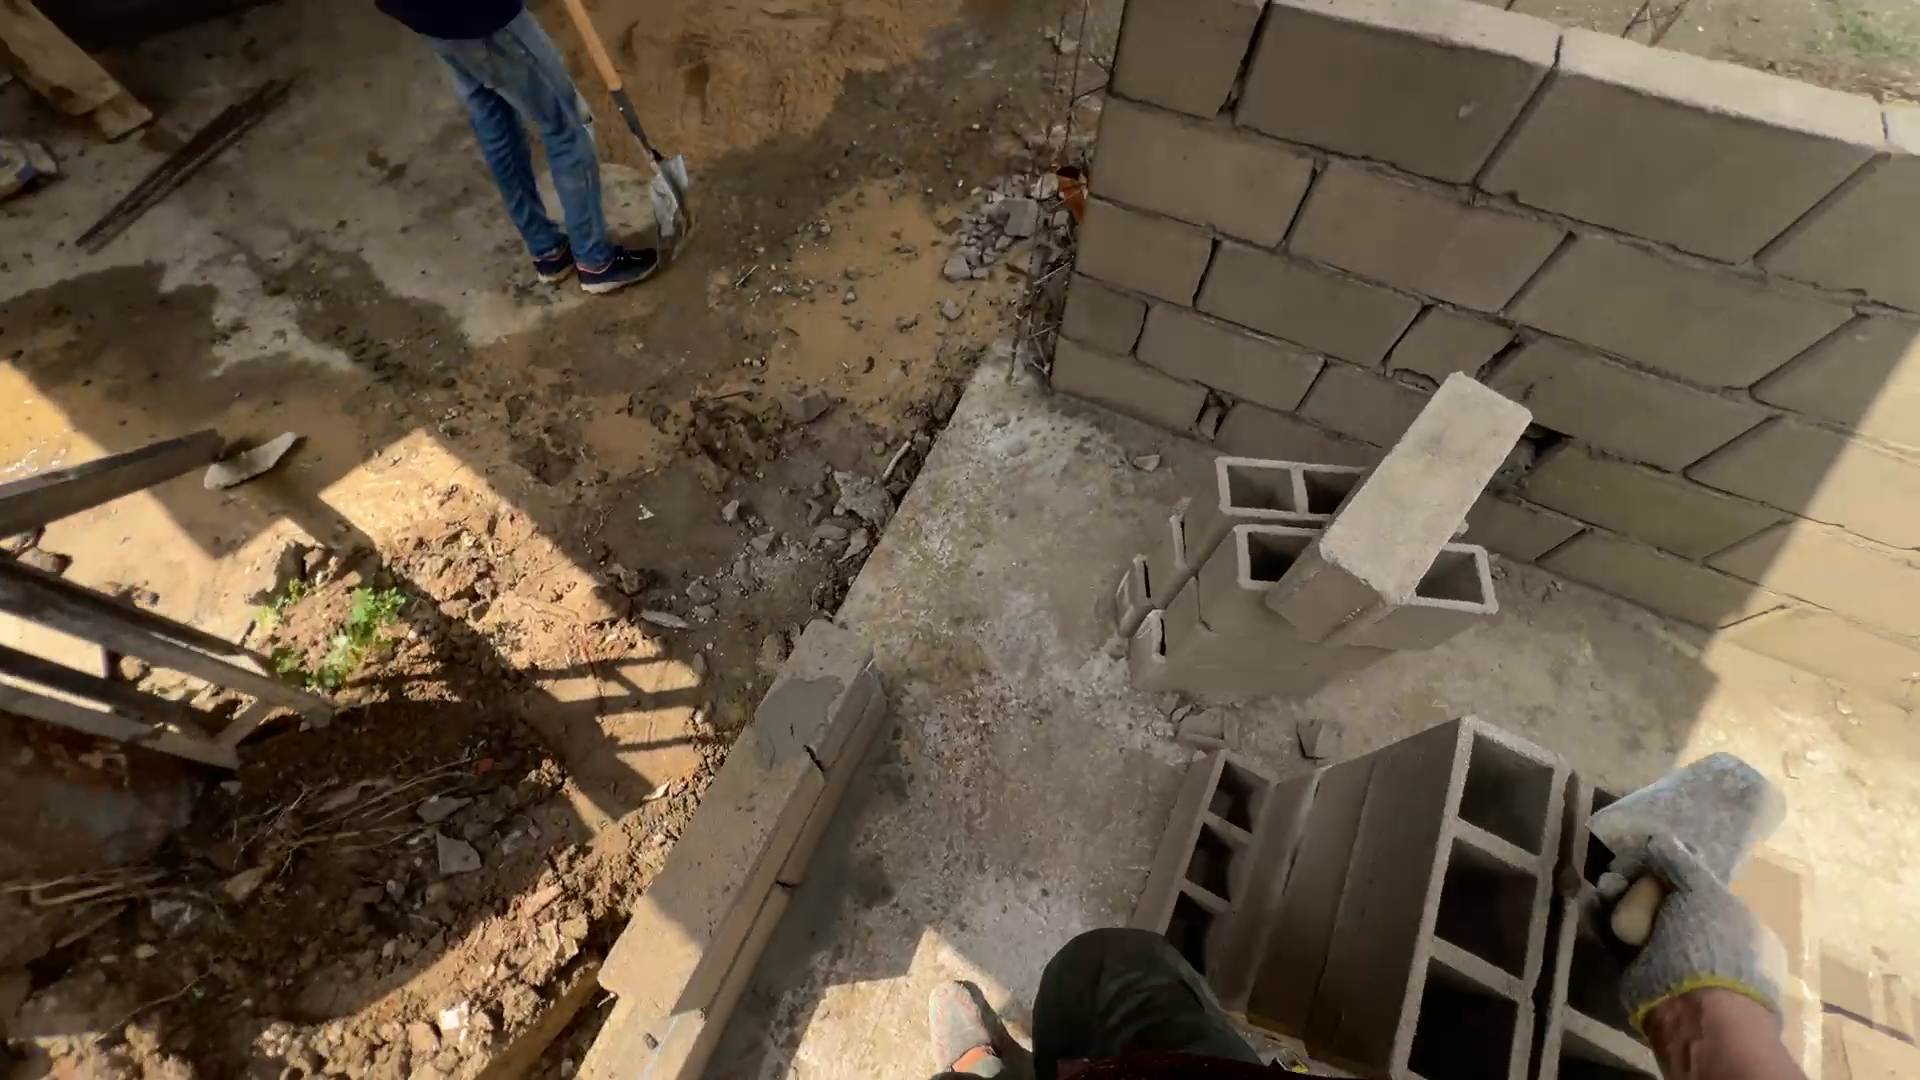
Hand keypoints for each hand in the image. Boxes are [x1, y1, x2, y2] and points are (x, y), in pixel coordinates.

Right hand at [1617, 833, 1780, 1032]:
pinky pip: (1612, 930)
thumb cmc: (1714, 948)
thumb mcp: (1707, 894)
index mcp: (1732, 925)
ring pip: (1634, 912)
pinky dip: (1600, 913)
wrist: (1691, 1004)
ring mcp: (1668, 953)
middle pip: (1660, 896)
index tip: (1646, 853)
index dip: (1669, 868)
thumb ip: (1682, 863)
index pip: (1696, 887)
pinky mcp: (1634, 964)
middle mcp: (1702, 938)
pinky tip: (1590, 898)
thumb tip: (1659, 838)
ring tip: (1604, 885)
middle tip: (1620, 868)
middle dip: (1636, 880)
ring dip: (1616, 895)